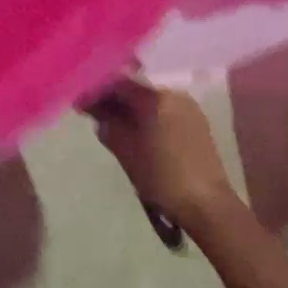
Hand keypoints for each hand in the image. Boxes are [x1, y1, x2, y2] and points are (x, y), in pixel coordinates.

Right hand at [84, 80, 241, 226]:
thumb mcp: (127, 153)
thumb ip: (110, 128)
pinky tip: (139, 132)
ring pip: (152, 101)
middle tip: (95, 114)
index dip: (98, 91)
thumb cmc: (162, 177)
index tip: (81, 104)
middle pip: (137, 90)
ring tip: (114, 125)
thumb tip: (99, 116)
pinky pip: (166, 111)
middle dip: (115, 100)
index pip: (120, 84)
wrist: (206, 203)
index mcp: (156, 97)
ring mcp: (189, 108)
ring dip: (132, 110)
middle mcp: (175, 94)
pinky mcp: (198, 123)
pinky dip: (150, 118)